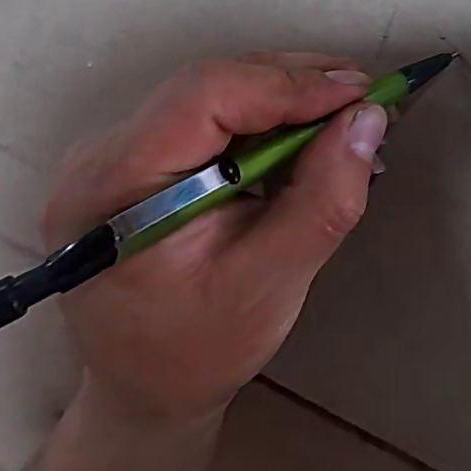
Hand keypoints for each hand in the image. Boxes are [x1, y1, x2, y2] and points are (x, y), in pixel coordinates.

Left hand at [44, 52, 388, 424]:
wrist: (143, 389)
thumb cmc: (199, 351)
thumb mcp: (271, 286)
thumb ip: (323, 199)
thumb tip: (368, 118)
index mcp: (113, 185)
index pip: (203, 98)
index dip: (287, 85)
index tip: (359, 93)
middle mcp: (102, 152)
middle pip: (208, 84)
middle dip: (294, 81)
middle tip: (364, 93)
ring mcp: (117, 149)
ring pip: (213, 90)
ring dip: (286, 92)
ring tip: (345, 107)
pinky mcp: (141, 154)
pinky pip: (209, 112)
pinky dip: (267, 113)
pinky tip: (306, 126)